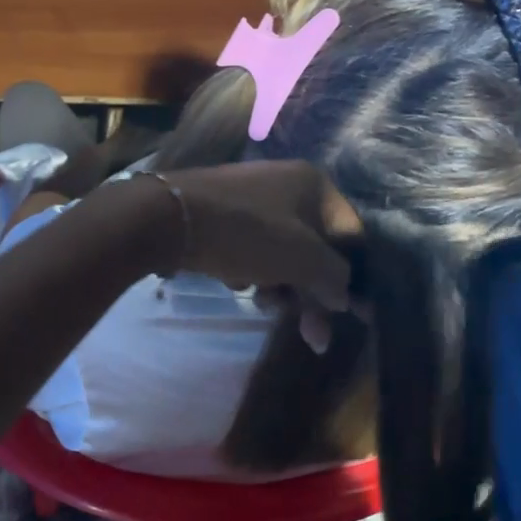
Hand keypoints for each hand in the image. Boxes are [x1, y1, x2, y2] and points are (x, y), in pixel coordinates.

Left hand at [158, 161, 361, 328]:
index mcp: (315, 185)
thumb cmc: (246, 234)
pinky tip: (234, 280)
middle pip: (315, 250)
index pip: (351, 236)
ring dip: (279, 286)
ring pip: (282, 255)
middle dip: (311, 293)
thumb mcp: (302, 259)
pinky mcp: (223, 216)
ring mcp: (252, 199)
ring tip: (261, 301)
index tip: (353, 316)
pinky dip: (250, 270)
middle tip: (312, 336)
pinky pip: (251, 250)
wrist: (167, 218)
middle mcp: (288, 186)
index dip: (353, 279)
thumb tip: (345, 297)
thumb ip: (333, 278)